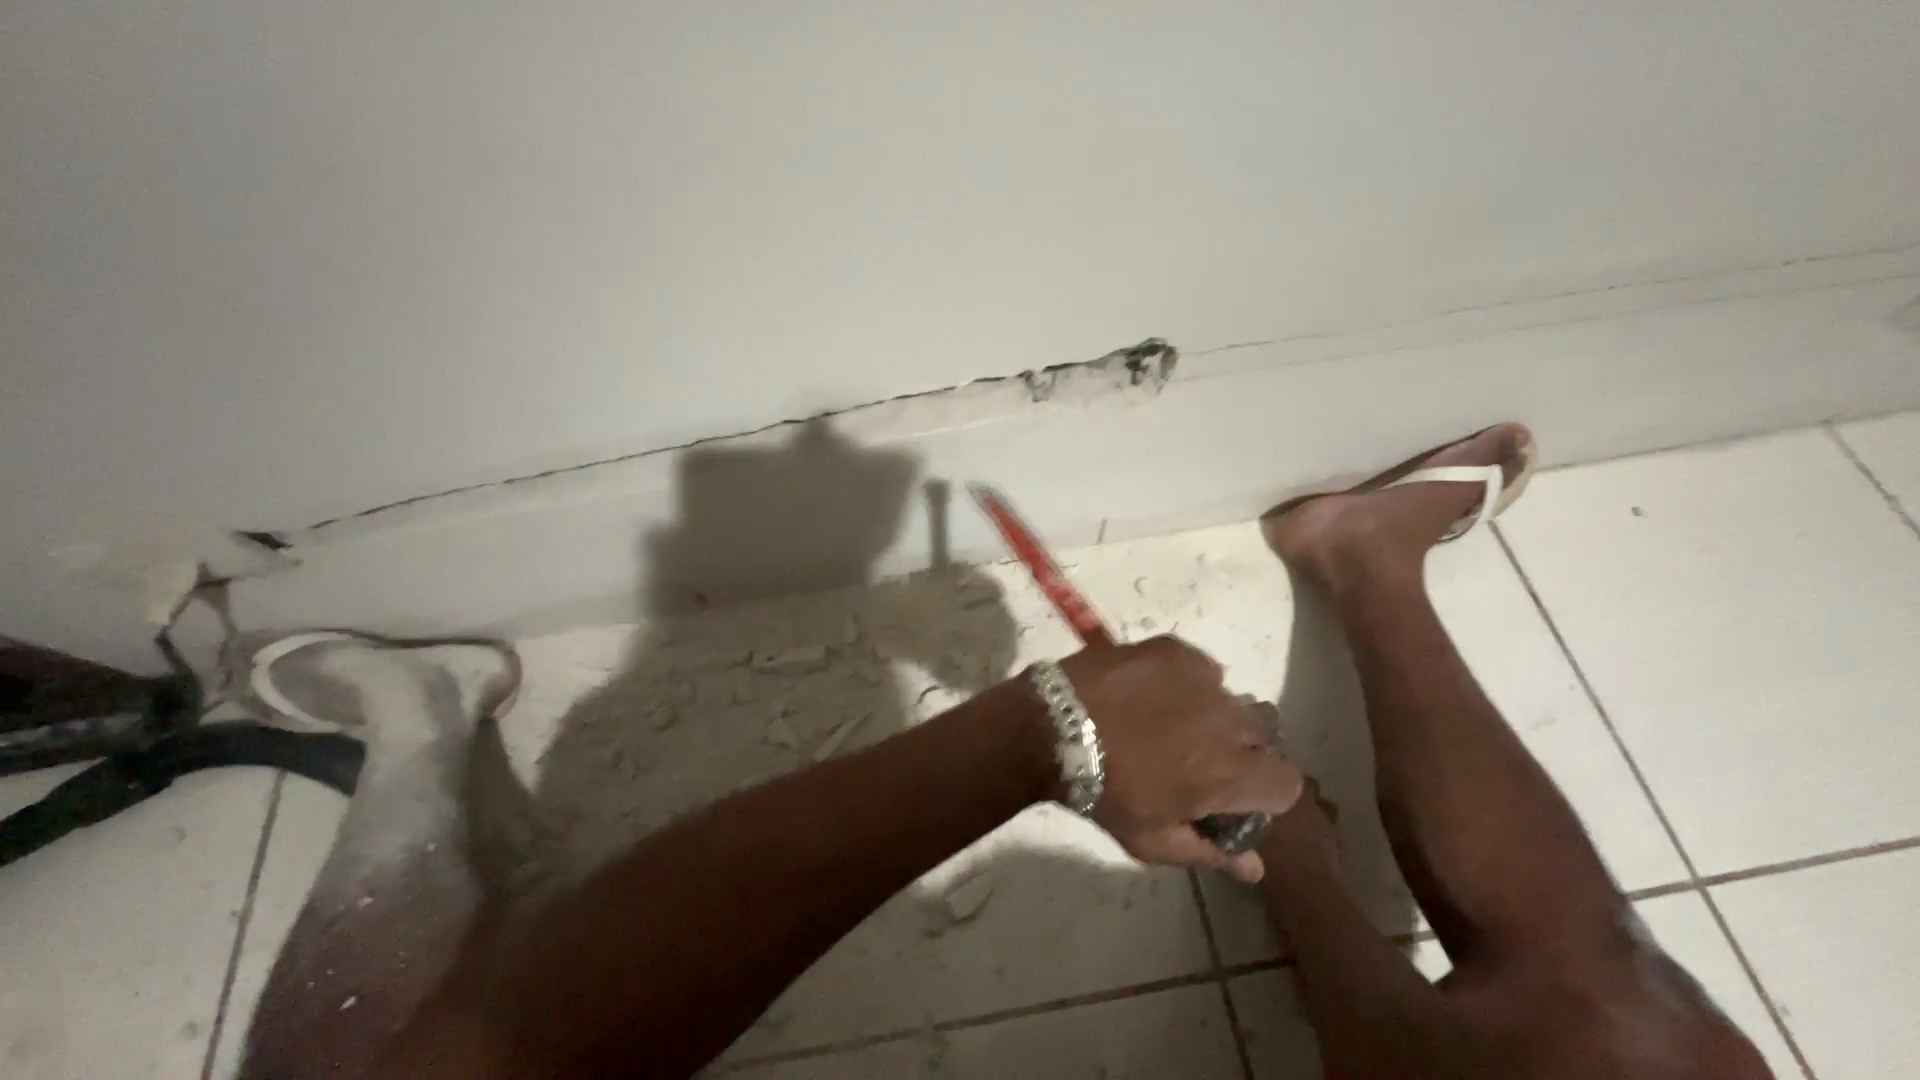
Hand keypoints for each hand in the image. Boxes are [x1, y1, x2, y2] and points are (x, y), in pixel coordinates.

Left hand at [1058, 636, 1304, 882]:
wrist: (1052, 728)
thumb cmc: (1103, 793)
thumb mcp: (1152, 839)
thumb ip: (1209, 853)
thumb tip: (1255, 868)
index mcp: (1231, 774)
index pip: (1286, 784)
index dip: (1261, 796)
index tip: (1228, 799)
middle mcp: (1230, 722)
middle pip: (1260, 739)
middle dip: (1237, 753)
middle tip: (1191, 761)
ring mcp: (1203, 679)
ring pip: (1231, 701)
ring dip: (1212, 716)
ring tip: (1165, 723)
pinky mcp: (1174, 650)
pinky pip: (1201, 668)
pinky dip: (1189, 682)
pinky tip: (1154, 694)